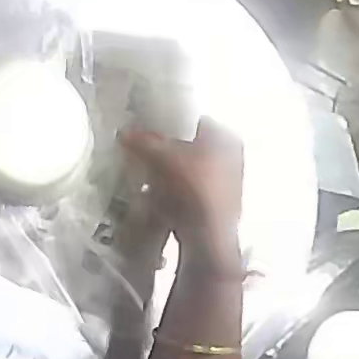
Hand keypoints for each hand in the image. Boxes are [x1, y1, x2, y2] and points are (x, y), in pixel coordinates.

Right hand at [121, 118, 243, 275]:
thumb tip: (125, 134)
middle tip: (144, 159)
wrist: (207, 235)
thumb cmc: (192, 185)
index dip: (172, 127)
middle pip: (192, 152)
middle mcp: (233, 162)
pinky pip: (190, 200)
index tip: (150, 135)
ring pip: (190, 178)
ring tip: (146, 183)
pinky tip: (157, 206)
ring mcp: (227, 190)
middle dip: (168, 157)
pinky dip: (174, 201)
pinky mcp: (217, 213)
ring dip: (169, 180)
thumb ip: (142, 142)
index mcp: (226, 140)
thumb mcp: (162, 156)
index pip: (196, 123)